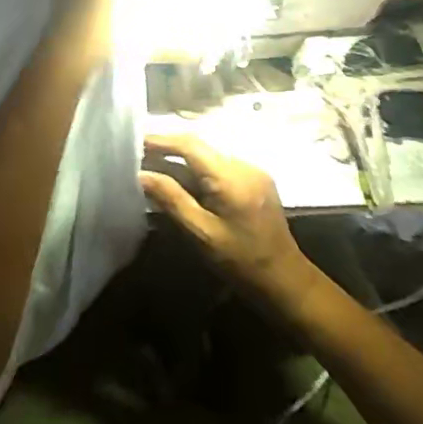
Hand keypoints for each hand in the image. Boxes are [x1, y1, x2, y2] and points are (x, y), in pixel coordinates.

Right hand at [140, 133, 307, 298]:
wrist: (286, 282)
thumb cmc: (241, 262)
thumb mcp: (201, 233)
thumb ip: (171, 199)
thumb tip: (141, 175)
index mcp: (230, 176)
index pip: (190, 144)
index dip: (161, 140)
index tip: (136, 142)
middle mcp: (244, 165)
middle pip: (200, 146)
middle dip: (169, 148)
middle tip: (141, 155)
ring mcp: (253, 171)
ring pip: (209, 155)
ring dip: (183, 159)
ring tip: (157, 166)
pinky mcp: (256, 181)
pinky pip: (221, 165)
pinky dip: (199, 169)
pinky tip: (184, 181)